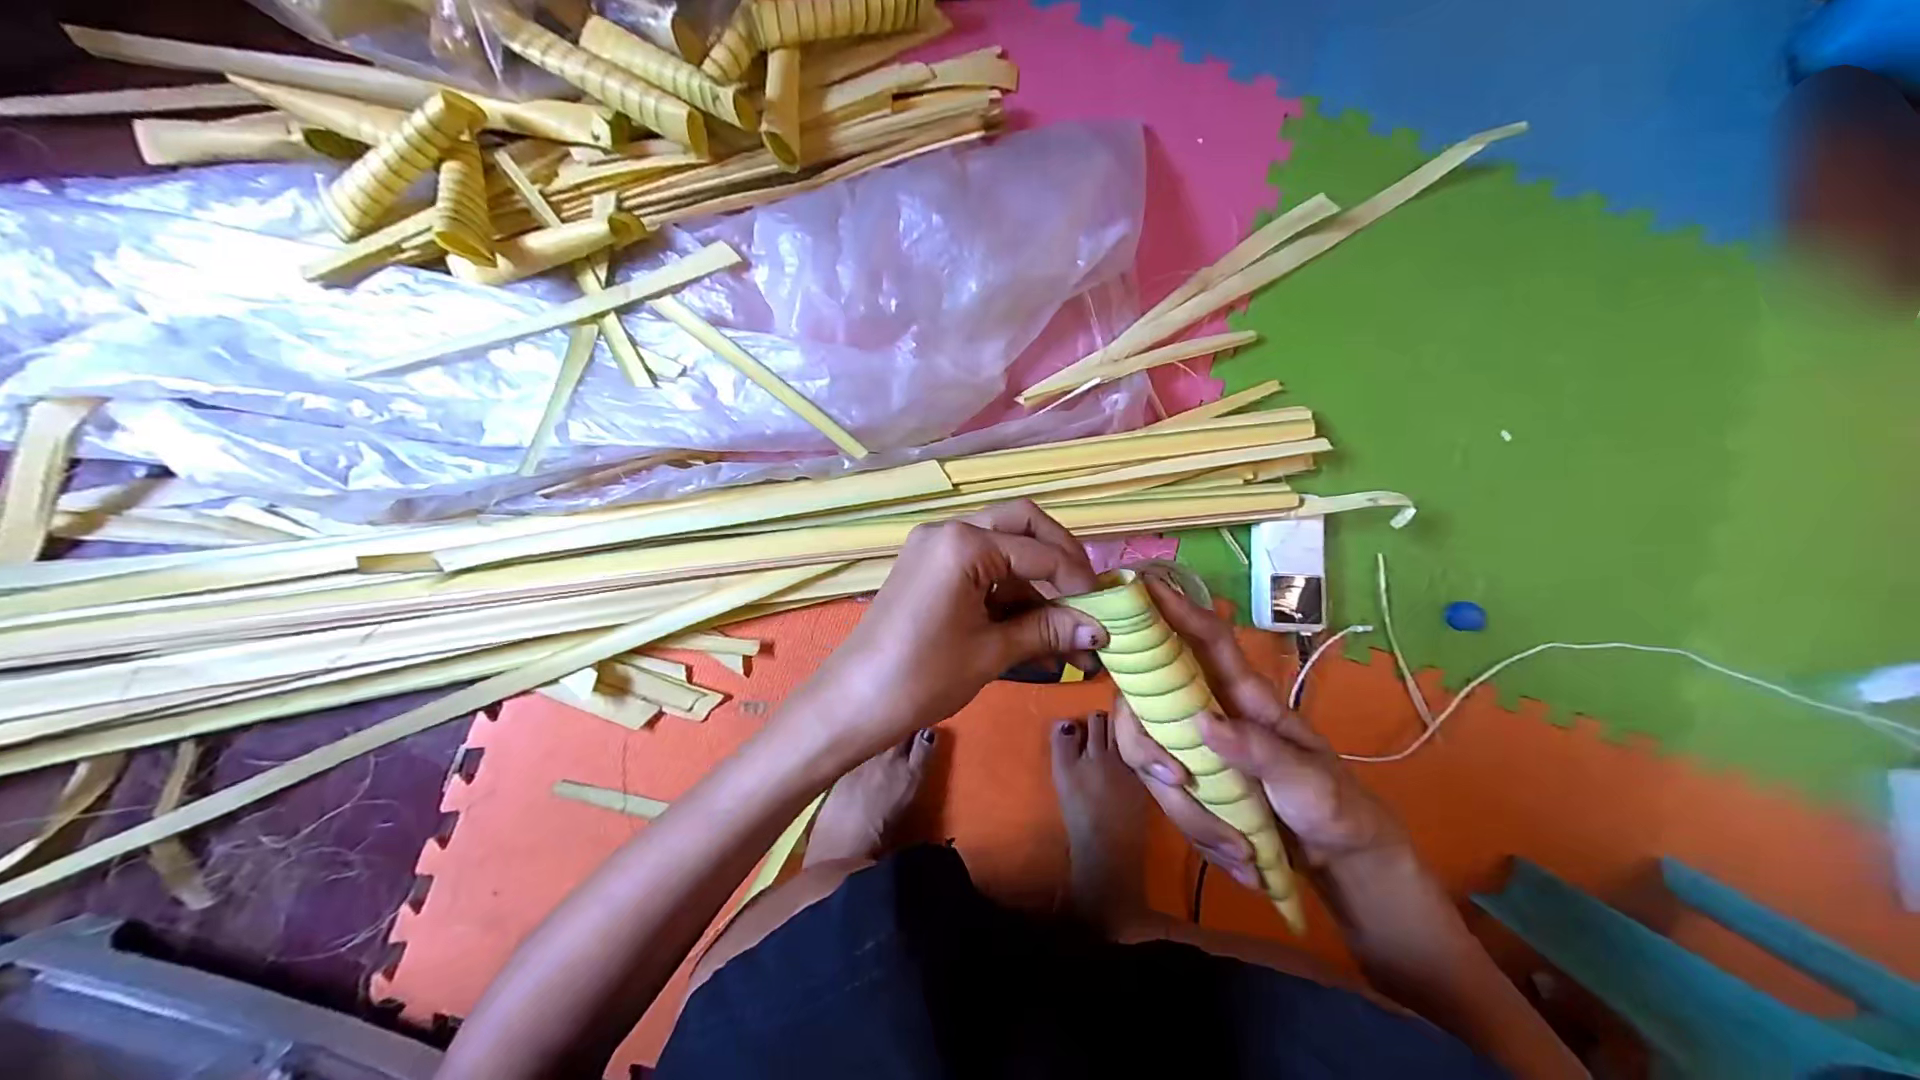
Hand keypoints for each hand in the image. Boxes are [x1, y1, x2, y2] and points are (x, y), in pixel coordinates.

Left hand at [800, 500, 1107, 755]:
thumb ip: (1047, 630)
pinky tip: (1031, 631)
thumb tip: (1100, 628)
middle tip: (1085, 596)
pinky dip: (1008, 592)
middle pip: (1022, 524)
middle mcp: (949, 530)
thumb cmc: (922, 676)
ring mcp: (934, 547)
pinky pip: (979, 566)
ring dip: (1035, 583)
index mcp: (964, 543)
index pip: (1040, 550)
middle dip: (1060, 558)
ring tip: (1064, 634)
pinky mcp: (927, 567)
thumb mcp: (991, 652)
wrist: (852, 703)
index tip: (1105, 612)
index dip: (1078, 581)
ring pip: (1002, 547)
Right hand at [1113, 577, 1405, 888]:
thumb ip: (1260, 751)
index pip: (1206, 639)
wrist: (1343, 860)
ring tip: (1238, 851)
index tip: (1140, 587)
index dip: (1175, 608)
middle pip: (1146, 702)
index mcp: (1244, 697)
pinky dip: (1196, 834)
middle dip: (1146, 744)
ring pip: (1150, 756)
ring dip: (1185, 812)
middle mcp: (1210, 712)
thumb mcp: (1310, 784)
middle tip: (1175, 781)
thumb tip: (1201, 721)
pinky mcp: (1191, 783)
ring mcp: (1196, 749)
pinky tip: (1237, 858)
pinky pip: (1166, 798)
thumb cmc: (1338, 807)